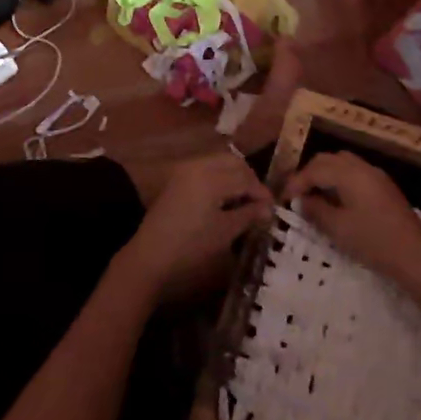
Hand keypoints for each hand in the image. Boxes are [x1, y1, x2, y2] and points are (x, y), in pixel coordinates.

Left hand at [116, 154, 272, 303]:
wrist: (148, 257)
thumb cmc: (190, 246)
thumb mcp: (225, 232)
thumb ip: (249, 215)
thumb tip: (268, 208)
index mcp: (212, 177)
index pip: (246, 178)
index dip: (262, 192)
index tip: (272, 208)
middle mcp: (198, 166)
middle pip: (232, 162)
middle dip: (249, 178)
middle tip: (258, 201)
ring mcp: (185, 171)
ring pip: (218, 162)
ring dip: (234, 176)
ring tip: (243, 200)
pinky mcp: (177, 180)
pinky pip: (205, 169)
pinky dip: (219, 178)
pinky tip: (224, 199)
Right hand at [282, 152, 420, 292]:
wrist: (416, 256)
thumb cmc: (373, 241)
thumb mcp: (338, 228)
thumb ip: (315, 210)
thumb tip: (301, 200)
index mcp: (349, 173)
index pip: (315, 168)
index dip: (296, 182)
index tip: (283, 199)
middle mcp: (363, 167)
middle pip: (329, 160)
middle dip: (309, 174)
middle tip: (296, 195)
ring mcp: (377, 176)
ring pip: (343, 164)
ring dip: (325, 176)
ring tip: (313, 198)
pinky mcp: (385, 188)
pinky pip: (355, 174)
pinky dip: (340, 181)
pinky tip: (336, 201)